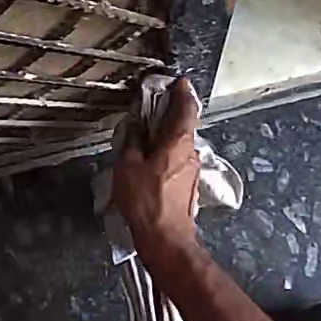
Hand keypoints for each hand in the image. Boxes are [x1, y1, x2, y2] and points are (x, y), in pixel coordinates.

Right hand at [112, 76, 201, 261]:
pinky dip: (168, 152)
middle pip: (185, 125)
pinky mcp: (189, 185)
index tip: (179, 82)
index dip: (182, 92)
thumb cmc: (146, 200)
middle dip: (172, 113)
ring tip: (149, 134)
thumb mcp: (128, 167)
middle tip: (156, 105)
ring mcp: (193, 170)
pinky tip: (153, 159)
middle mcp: (191, 152)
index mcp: (179, 142)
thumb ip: (132, 142)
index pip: (186, 108)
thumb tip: (135, 127)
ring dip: (168, 134)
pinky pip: (179, 159)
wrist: (166, 238)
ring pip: (181, 144)